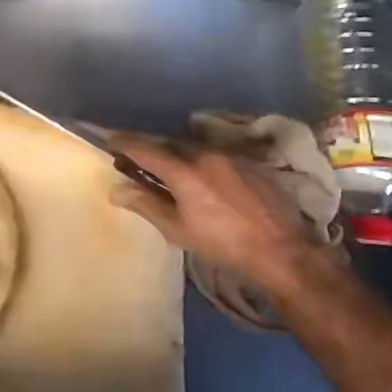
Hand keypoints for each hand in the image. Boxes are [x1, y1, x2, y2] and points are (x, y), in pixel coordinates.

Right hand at [109, 135, 321, 294]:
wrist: (283, 251)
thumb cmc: (223, 244)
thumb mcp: (178, 230)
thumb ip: (146, 205)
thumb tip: (115, 190)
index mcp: (183, 171)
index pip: (145, 148)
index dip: (124, 142)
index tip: (109, 139)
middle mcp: (205, 154)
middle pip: (169, 142)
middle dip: (149, 146)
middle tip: (135, 155)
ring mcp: (231, 156)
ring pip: (194, 147)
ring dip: (176, 152)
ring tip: (168, 166)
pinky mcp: (251, 162)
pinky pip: (217, 154)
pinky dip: (201, 160)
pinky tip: (203, 176)